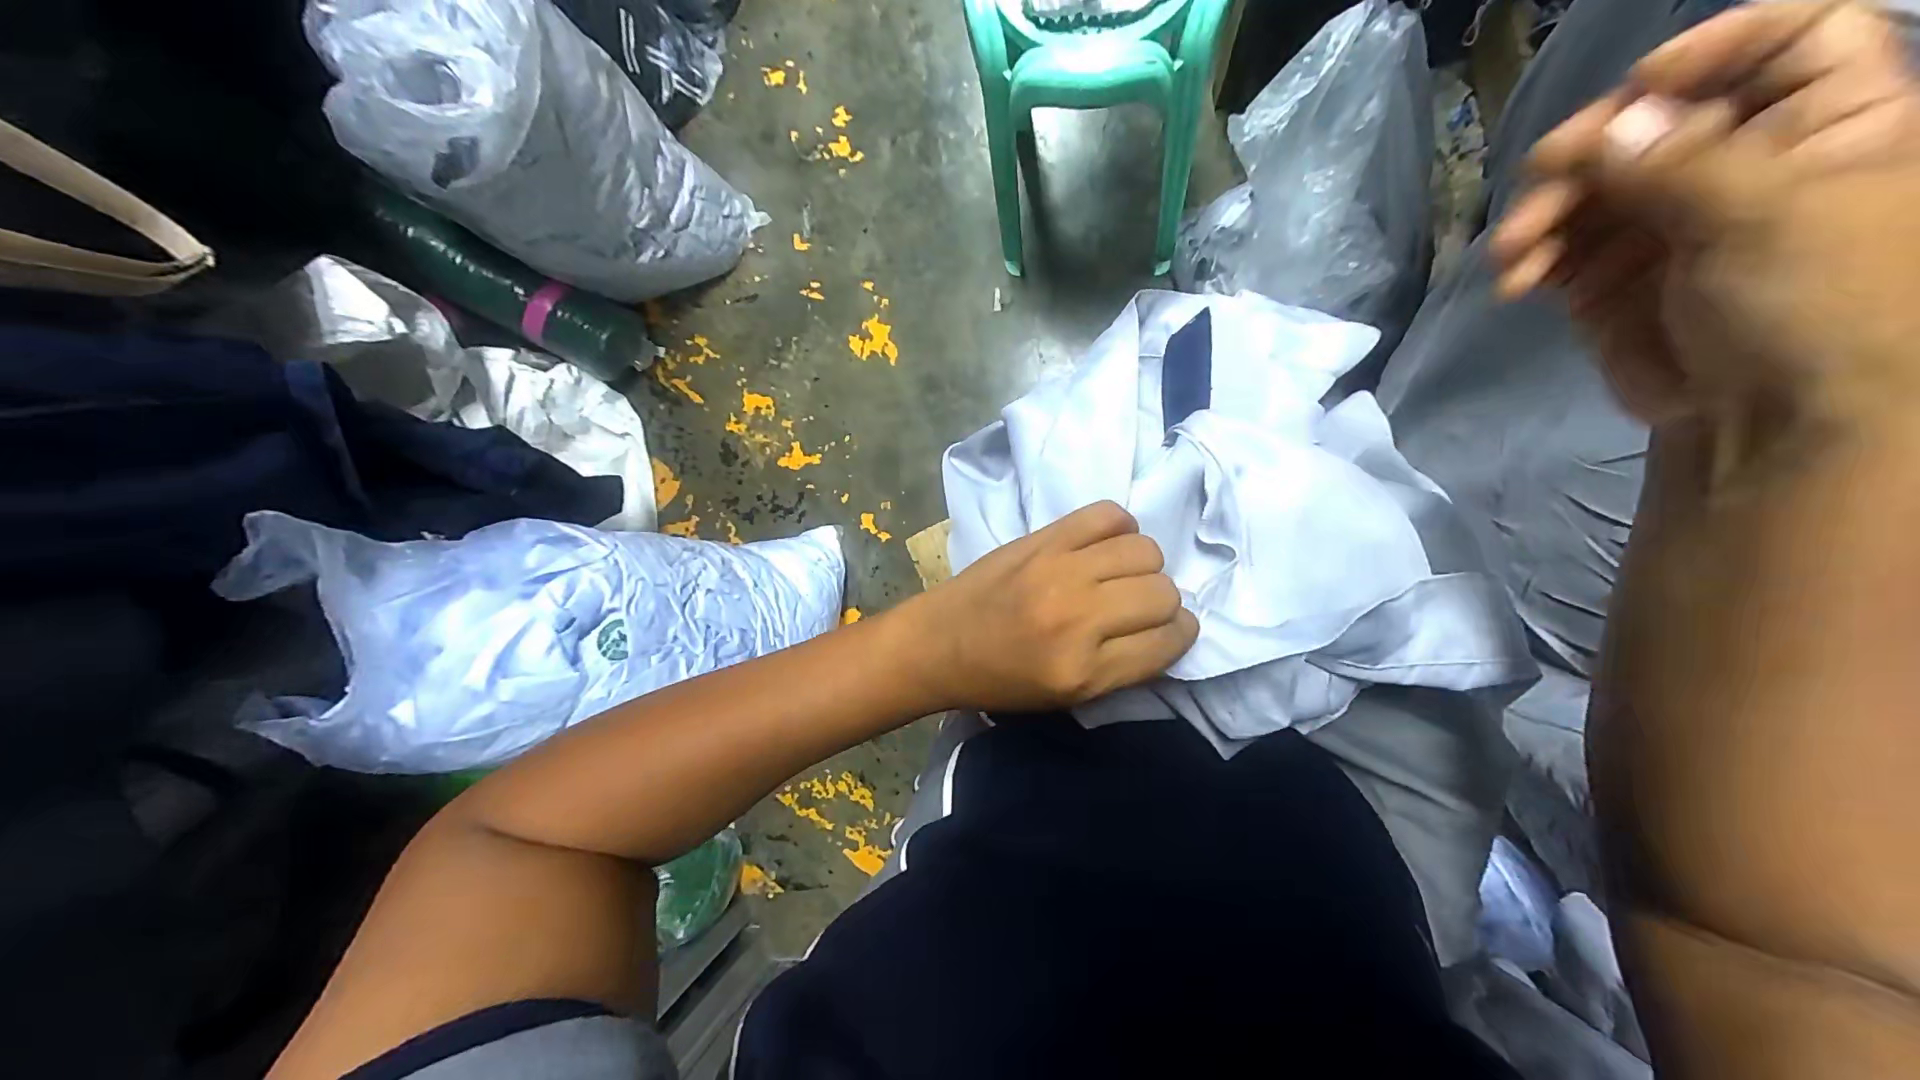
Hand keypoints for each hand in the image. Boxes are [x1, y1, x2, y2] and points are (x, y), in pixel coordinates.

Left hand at [892, 500, 1198, 712]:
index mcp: (1083, 671)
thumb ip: (1125, 666)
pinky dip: (1119, 527)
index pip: (1169, 642)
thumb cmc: (1001, 679)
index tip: (1167, 631)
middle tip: (1136, 607)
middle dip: (1162, 603)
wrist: (940, 642)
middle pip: (1163, 593)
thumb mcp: (1069, 696)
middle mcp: (1077, 617)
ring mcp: (1058, 570)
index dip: (1178, 635)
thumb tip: (1170, 627)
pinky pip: (1109, 514)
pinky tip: (1104, 545)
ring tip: (1118, 575)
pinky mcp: (1042, 538)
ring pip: (1145, 550)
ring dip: (1144, 566)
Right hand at [1492, 1, 1919, 433]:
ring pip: (1589, 188)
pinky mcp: (1609, 276)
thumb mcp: (1766, 216)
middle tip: (1541, 179)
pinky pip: (1557, 248)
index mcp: (1827, 125)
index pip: (1788, 43)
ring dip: (1541, 216)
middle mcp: (1740, 164)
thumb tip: (1610, 124)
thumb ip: (1681, 163)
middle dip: (1588, 152)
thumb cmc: (1813, 304)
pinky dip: (1529, 261)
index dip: (1719, 47)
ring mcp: (1666, 223)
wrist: (1766, 420)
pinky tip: (1516, 283)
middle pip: (1654, 120)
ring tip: (1513, 257)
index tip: (1643, 84)